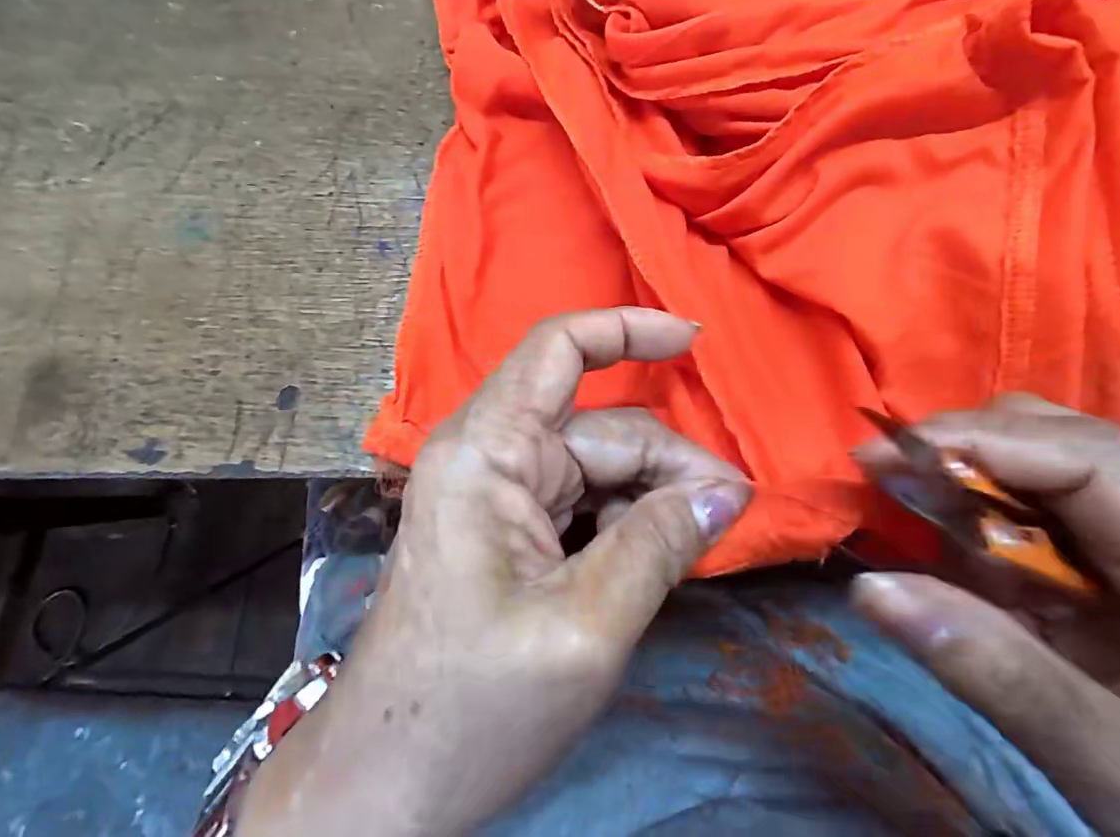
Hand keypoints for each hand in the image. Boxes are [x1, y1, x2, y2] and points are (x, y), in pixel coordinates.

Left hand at [239, 308, 751, 836]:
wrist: (386, 790)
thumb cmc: (472, 707)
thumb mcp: (585, 626)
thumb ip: (659, 546)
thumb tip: (726, 493)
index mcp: (487, 453)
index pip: (558, 351)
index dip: (626, 330)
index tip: (692, 339)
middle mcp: (490, 458)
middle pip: (602, 429)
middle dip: (670, 464)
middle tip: (733, 510)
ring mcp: (499, 497)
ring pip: (600, 470)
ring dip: (655, 499)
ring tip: (702, 543)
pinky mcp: (510, 534)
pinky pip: (585, 505)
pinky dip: (628, 523)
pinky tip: (659, 558)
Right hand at [851, 394, 1119, 836]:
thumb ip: (1004, 679)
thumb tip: (872, 589)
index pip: (1118, 472)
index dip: (989, 447)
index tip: (887, 450)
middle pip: (1101, 454)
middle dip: (981, 457)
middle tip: (887, 475)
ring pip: (1089, 467)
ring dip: (993, 483)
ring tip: (919, 501)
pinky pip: (1093, 507)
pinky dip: (1019, 519)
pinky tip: (976, 538)